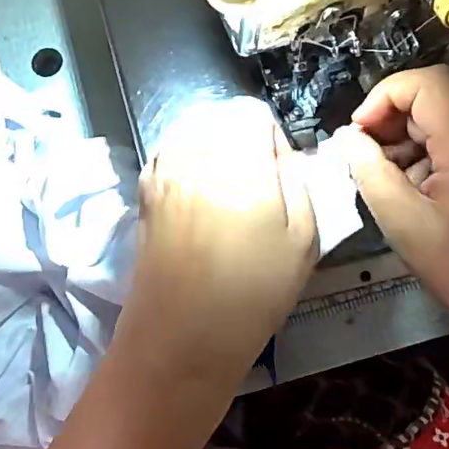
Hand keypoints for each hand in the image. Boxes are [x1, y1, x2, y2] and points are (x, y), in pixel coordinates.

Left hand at [122, 98, 317, 384]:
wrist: (182, 336)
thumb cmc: (253, 292)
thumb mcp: (304, 239)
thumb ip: (298, 181)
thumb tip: (281, 154)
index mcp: (239, 161)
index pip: (253, 113)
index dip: (271, 137)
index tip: (277, 173)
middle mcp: (195, 154)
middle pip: (220, 117)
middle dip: (241, 138)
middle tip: (253, 181)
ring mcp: (163, 170)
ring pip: (191, 131)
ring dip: (211, 146)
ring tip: (225, 188)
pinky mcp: (144, 191)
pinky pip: (169, 154)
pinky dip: (185, 160)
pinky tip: (197, 195)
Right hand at [332, 66, 448, 329]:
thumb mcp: (402, 222)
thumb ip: (370, 171)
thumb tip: (350, 138)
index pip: (429, 84)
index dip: (386, 95)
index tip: (359, 133)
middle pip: (435, 102)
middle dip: (390, 124)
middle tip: (365, 162)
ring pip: (444, 124)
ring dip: (406, 144)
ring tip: (390, 187)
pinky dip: (428, 158)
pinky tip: (417, 195)